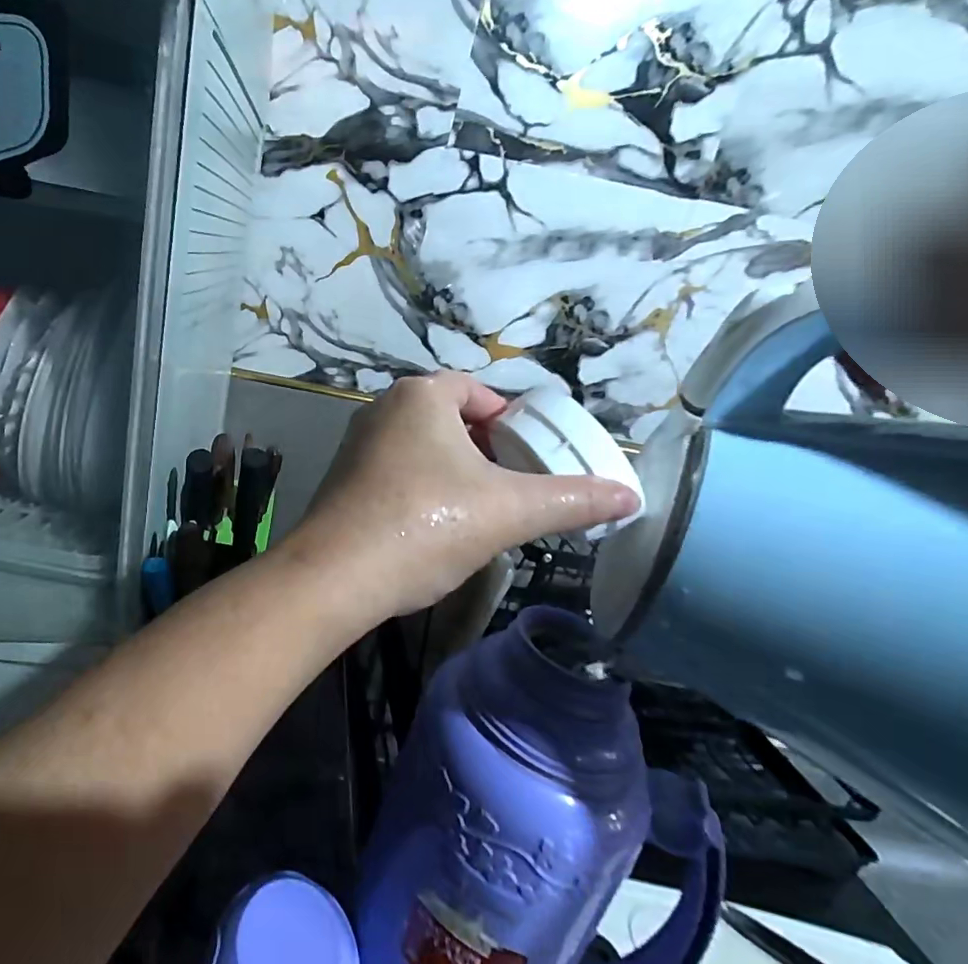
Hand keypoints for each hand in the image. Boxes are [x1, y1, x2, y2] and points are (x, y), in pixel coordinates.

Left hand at [278, 373, 639, 623]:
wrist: (336, 576)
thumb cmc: (425, 525)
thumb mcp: (508, 511)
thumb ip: (571, 499)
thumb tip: (631, 496)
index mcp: (419, 396)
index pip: (476, 392)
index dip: (509, 420)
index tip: (530, 455)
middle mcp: (381, 409)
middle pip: (449, 419)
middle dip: (484, 449)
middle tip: (512, 486)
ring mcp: (356, 444)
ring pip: (421, 447)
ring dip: (454, 472)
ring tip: (481, 511)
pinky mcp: (342, 479)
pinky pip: (395, 471)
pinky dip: (421, 488)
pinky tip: (435, 528)